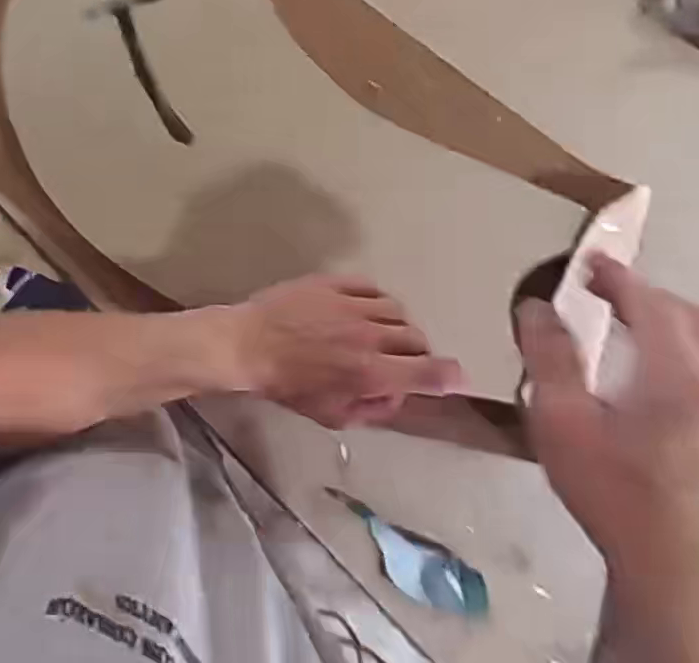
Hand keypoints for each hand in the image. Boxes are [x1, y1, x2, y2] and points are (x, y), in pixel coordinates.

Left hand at [219, 274, 464, 429]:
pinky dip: (374, 300)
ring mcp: (350, 305)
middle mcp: (369, 335)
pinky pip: (370, 287)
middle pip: (418, 338)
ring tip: (375, 332)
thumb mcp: (331, 414)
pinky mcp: (331, 283)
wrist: (245, 344)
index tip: (453, 377)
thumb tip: (398, 395)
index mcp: (372, 373)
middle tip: (397, 359)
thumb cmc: (285, 384)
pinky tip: (361, 309)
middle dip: (414, 353)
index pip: (431, 372)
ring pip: (396, 310)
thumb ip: (374, 408)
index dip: (449, 376)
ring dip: (394, 325)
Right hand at [518, 256, 698, 662]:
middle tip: (617, 297)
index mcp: (688, 384)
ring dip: (696, 341)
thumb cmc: (621, 505)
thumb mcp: (562, 427)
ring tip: (655, 346)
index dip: (621, 278)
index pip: (655, 307)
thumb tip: (536, 307)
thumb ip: (549, 359)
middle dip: (658, 302)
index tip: (592, 263)